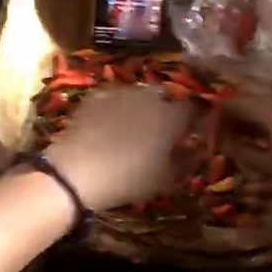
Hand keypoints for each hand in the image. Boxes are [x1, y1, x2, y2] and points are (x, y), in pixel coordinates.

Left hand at [42, 86, 192, 210]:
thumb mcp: (164, 179)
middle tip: (160, 129)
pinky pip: (114, 97)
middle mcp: (149, 97)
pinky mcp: (96, 95)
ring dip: (141, 106)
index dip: (191, 119)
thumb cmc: (128, 178)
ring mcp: (121, 92)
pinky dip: (116, 107)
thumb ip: (184, 161)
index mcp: (171, 116)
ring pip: (139, 94)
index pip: (191, 108)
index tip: (188, 132)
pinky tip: (108, 124)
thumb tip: (195, 150)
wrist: (76, 170)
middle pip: (165, 95)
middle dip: (166, 107)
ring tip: (132, 127)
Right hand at [222, 79, 271, 210]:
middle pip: (246, 86)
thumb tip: (219, 141)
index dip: (212, 116)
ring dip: (247, 103)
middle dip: (228, 100)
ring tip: (237, 129)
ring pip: (265, 90)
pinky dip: (267, 109)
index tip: (202, 132)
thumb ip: (243, 151)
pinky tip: (264, 132)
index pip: (229, 102)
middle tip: (215, 123)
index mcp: (270, 107)